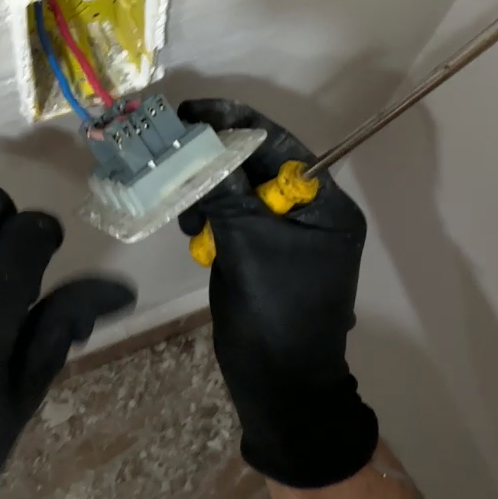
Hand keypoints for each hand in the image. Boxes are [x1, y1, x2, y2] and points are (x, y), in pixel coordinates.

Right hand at [177, 100, 378, 489]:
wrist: (279, 388)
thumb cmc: (273, 311)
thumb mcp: (246, 241)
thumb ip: (223, 186)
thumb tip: (197, 141)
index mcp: (325, 205)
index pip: (277, 144)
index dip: (233, 122)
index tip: (192, 110)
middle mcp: (311, 211)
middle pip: (256, 164)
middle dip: (214, 159)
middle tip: (172, 149)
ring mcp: (287, 233)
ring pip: (239, 188)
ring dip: (208, 190)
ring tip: (185, 208)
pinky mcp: (263, 250)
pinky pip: (233, 215)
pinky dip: (210, 216)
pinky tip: (192, 230)